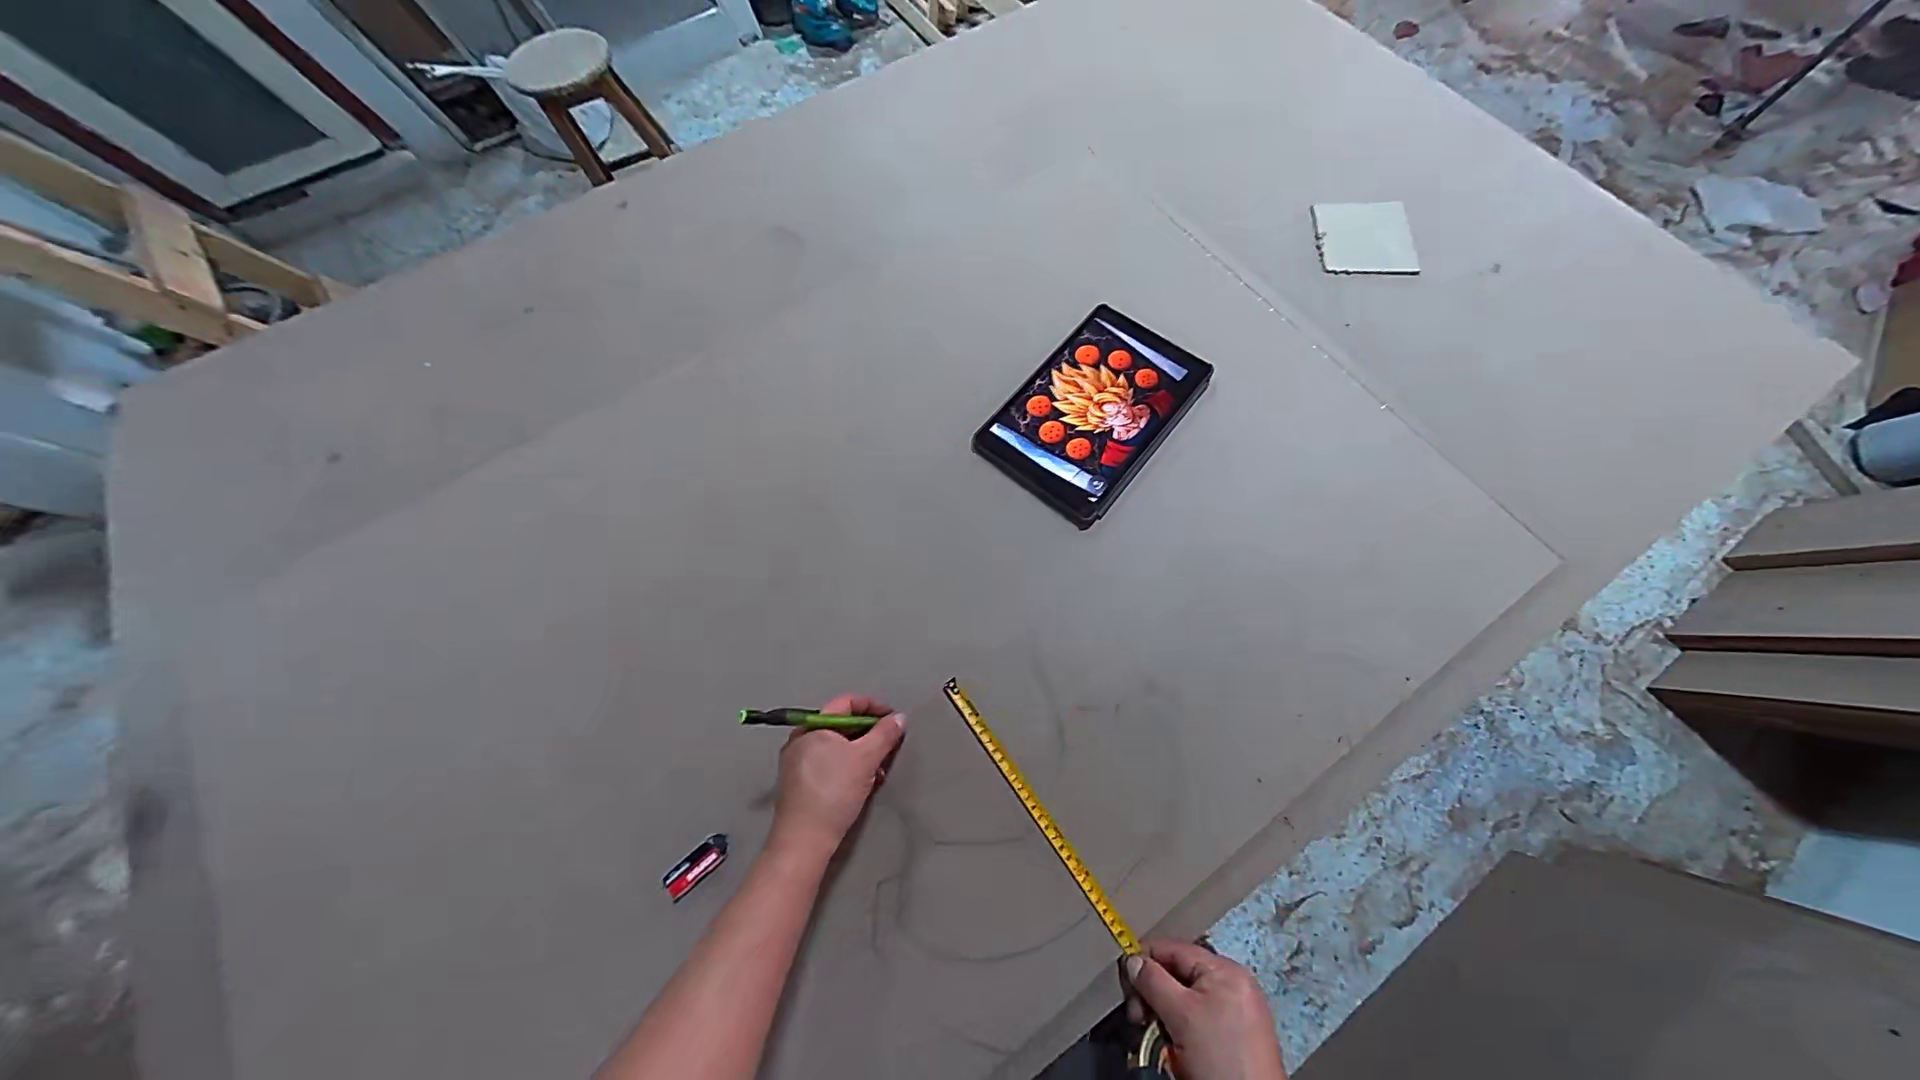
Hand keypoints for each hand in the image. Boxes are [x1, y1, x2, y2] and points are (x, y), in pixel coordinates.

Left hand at [768, 694, 904, 856]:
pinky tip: (862, 784)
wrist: (805, 839)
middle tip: (889, 747)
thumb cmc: (833, 792)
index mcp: (813, 726)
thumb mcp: (866, 758)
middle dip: (870, 734)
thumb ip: (885, 734)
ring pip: (838, 747)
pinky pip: (829, 764)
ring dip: (862, 754)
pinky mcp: (799, 784)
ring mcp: (798, 762)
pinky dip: (848, 768)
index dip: (874, 706)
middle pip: (843, 725)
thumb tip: (899, 718)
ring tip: (877, 770)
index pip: (847, 702)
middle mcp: (801, 739)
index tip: (893, 720)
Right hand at [1125, 940, 1287, 1079]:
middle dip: (1154, 991)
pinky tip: (1175, 1044)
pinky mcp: (1235, 1034)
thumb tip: (1131, 960)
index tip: (1124, 983)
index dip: (1144, 959)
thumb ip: (1152, 981)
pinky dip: (1181, 1025)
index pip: (1173, 948)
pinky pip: (1198, 1016)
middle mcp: (1233, 983)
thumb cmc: (1219, 1057)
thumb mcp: (1180, 1015)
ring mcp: (1236, 1009)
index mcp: (1225, 969)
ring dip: (1164, 1011)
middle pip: (1178, 972)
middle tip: (1138, 1017)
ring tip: (1157, 1033)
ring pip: (1185, 997)